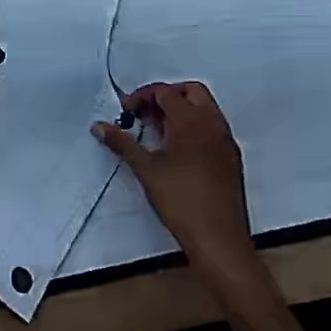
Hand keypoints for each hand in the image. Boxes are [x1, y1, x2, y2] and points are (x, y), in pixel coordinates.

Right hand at [91, 81, 253, 273]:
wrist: (219, 239)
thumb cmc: (180, 199)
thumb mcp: (144, 168)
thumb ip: (121, 143)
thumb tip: (99, 126)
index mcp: (192, 122)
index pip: (166, 92)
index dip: (143, 96)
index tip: (127, 112)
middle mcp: (213, 125)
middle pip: (191, 91)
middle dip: (166, 95)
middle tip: (144, 114)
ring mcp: (226, 142)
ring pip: (206, 109)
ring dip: (181, 110)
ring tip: (157, 131)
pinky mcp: (231, 159)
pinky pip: (213, 128)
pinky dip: (194, 126)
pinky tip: (177, 149)